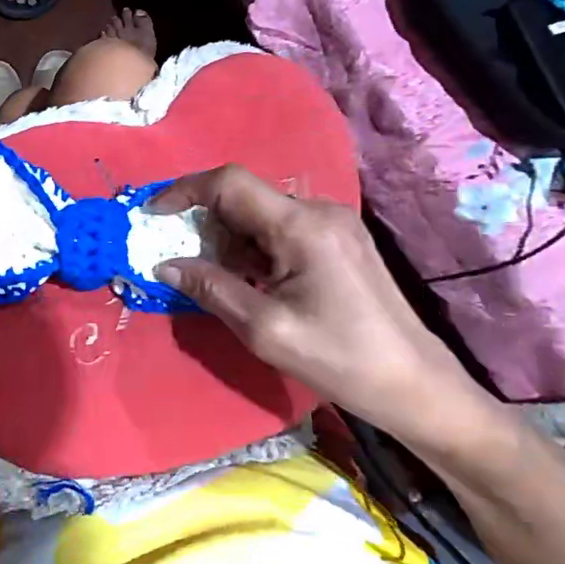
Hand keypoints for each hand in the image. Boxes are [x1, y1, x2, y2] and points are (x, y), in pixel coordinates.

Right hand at [153, 165, 479, 442]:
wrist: (412, 382)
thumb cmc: (338, 359)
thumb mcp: (264, 329)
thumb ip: (211, 289)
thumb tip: (164, 266)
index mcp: (301, 225)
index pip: (229, 182)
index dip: (183, 191)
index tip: (152, 217)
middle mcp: (318, 210)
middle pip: (243, 197)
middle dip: (206, 225)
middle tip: (185, 265)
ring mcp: (333, 223)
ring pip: (260, 215)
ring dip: (230, 241)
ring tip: (222, 284)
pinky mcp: (339, 240)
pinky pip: (280, 230)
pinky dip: (254, 249)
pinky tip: (252, 283)